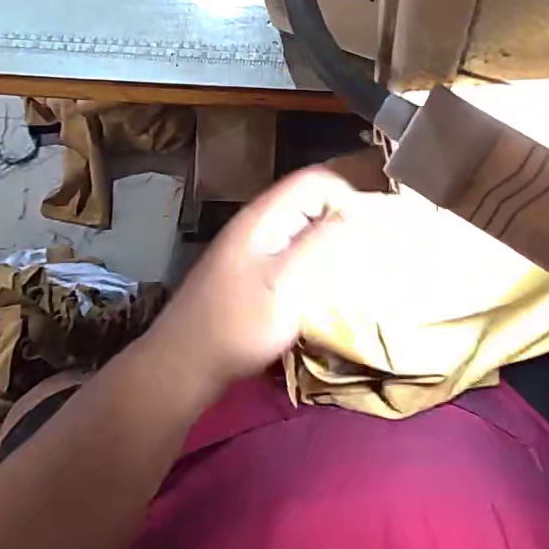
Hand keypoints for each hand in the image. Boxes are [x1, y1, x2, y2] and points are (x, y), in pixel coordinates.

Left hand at [134, 166, 361, 395]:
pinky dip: (314, 262)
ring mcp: (253, 248)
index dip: (346, 198)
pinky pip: (293, 251)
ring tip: (350, 272)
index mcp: (264, 218)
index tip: (366, 231)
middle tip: (364, 253)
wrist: (182, 366)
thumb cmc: (236, 326)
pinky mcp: (252, 272)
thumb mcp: (285, 284)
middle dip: (342, 220)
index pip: (315, 181)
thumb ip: (321, 245)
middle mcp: (258, 224)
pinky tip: (322, 290)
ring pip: (303, 228)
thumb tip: (356, 215)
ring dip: (330, 243)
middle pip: (311, 202)